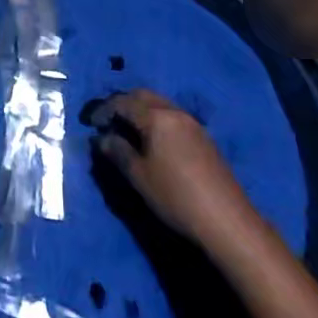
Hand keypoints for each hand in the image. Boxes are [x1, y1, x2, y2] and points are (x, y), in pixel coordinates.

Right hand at [87, 89, 253, 242]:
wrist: (228, 221)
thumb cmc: (176, 196)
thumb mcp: (138, 176)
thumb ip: (116, 151)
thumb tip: (100, 138)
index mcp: (156, 116)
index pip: (122, 103)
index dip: (102, 110)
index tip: (89, 123)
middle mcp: (174, 112)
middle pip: (142, 96)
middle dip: (121, 104)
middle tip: (107, 121)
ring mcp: (192, 124)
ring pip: (159, 105)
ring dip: (140, 111)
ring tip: (126, 131)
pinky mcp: (203, 138)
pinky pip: (171, 117)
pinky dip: (155, 120)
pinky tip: (151, 141)